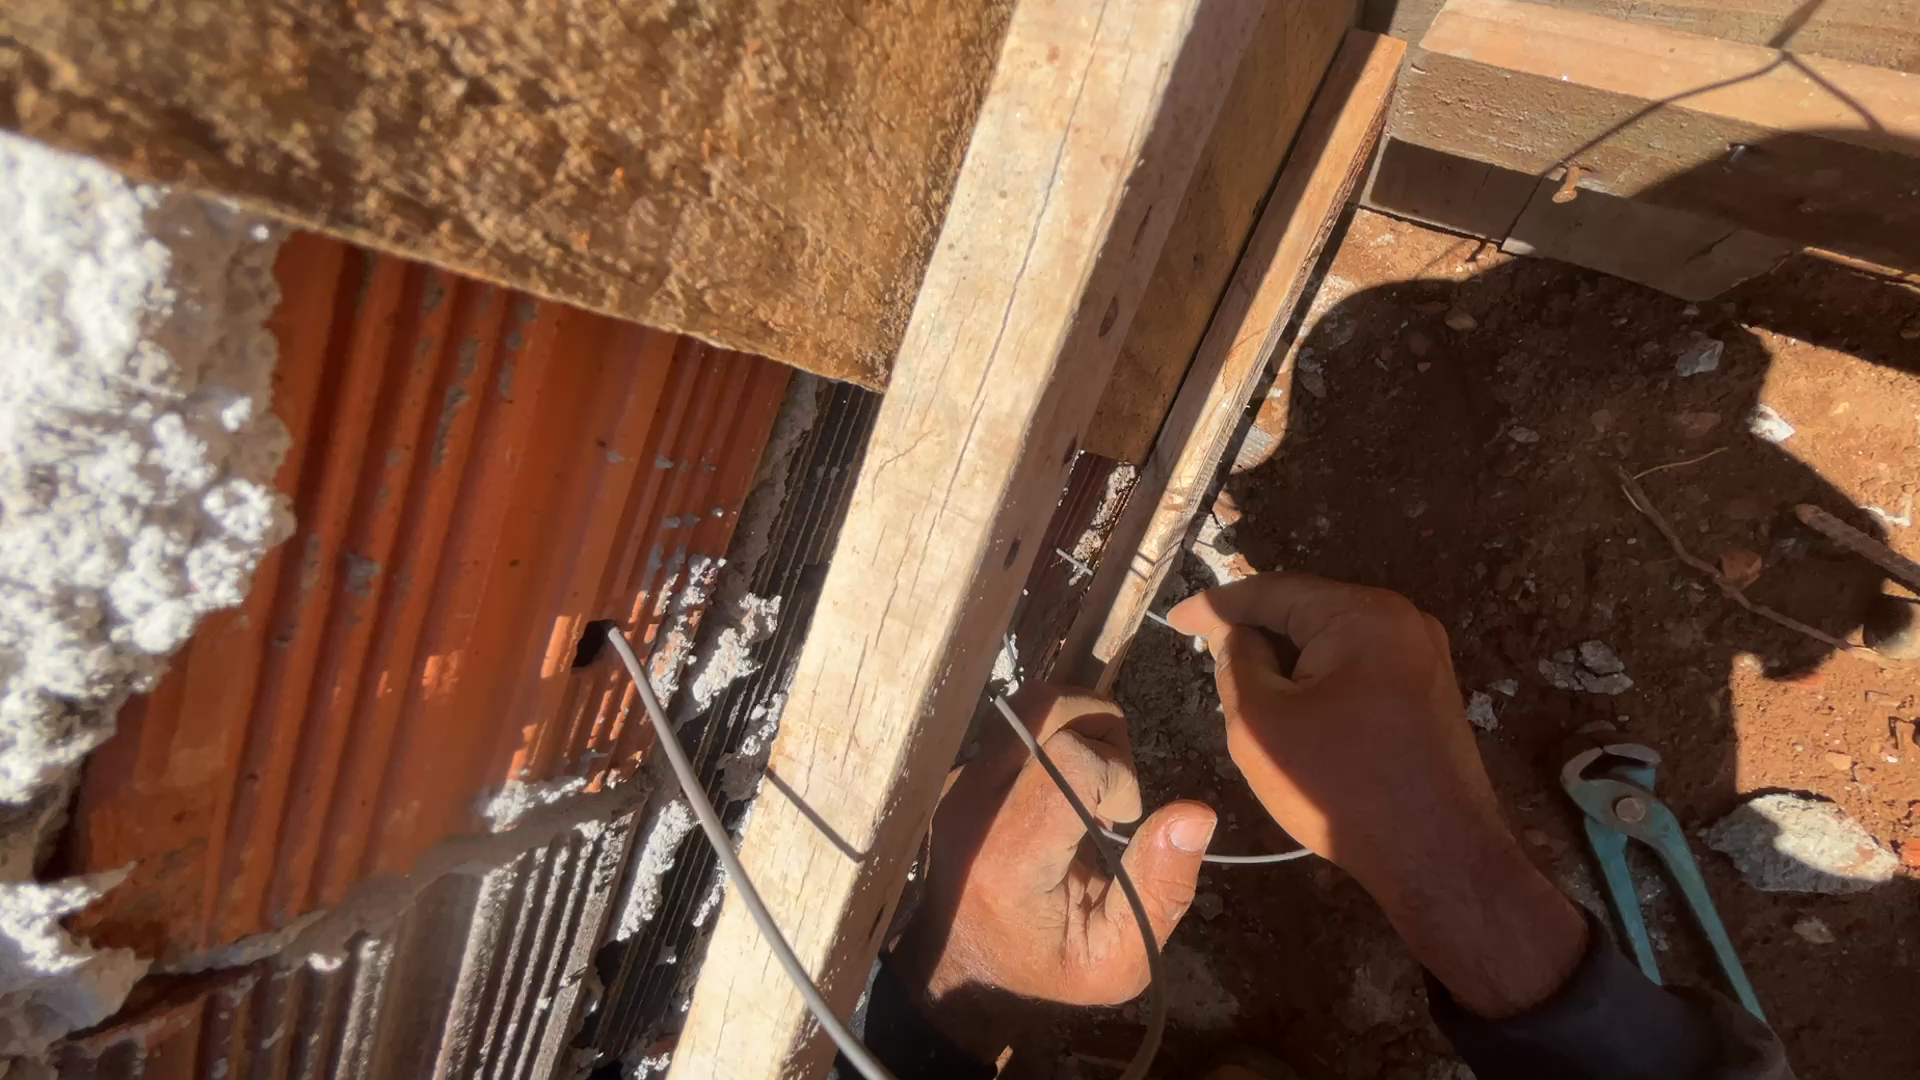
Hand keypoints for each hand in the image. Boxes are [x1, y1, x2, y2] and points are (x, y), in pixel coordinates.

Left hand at [891, 684, 1215, 1060]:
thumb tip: (1196, 813)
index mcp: (1010, 855)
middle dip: (1103, 728)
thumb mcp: (1117, 959)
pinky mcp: (961, 767)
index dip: (1116, 773)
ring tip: (1090, 778)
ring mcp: (960, 778)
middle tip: (1113, 784)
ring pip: (1031, 702)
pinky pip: (1018, 721)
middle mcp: (974, 803)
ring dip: (1080, 722)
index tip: (1121, 817)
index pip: (1069, 759)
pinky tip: (1062, 783)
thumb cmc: (1042, 963)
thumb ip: (1160, 890)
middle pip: (1047, 708)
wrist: (964, 958)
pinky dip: (1056, 734)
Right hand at [1168, 573, 1585, 1017]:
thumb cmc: (1337, 787)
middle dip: (1250, 628)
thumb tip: (1235, 633)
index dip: (1214, 605)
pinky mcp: (1424, 685)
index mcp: (1361, 615)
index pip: (1270, 592)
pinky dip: (1312, 670)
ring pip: (1325, 635)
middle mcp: (1399, 618)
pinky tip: (1288, 700)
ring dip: (1281, 652)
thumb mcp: (1259, 719)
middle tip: (1202, 650)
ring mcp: (1419, 652)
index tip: (1175, 620)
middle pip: (1302, 608)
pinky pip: (1352, 659)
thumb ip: (1235, 659)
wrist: (1438, 863)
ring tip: (1240, 680)